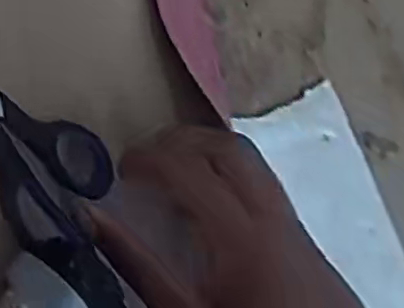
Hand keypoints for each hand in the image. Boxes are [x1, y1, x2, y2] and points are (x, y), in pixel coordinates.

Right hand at [88, 126, 362, 307]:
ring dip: (207, 154)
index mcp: (244, 239)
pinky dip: (230, 180)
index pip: (187, 167)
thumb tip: (88, 214)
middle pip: (227, 148)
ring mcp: (302, 236)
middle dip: (180, 142)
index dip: (147, 157)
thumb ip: (136, 262)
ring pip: (254, 163)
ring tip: (175, 176)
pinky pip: (267, 190)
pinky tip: (212, 215)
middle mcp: (277, 224)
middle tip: (148, 162)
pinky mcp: (315, 253)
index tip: (122, 170)